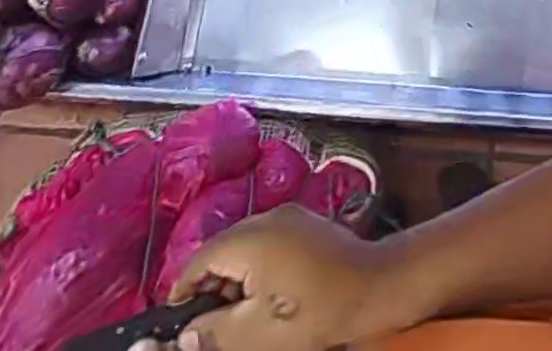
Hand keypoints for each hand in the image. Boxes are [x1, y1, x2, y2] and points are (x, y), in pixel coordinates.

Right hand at [166, 205, 395, 350]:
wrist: (374, 286)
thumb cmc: (314, 312)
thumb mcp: (256, 335)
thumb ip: (212, 333)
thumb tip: (184, 334)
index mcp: (250, 238)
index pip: (199, 261)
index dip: (182, 296)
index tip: (178, 329)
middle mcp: (268, 218)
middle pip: (221, 251)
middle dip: (210, 290)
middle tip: (210, 330)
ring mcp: (290, 217)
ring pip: (244, 247)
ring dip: (235, 280)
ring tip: (240, 319)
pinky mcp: (306, 224)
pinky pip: (268, 243)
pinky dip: (258, 269)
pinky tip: (268, 298)